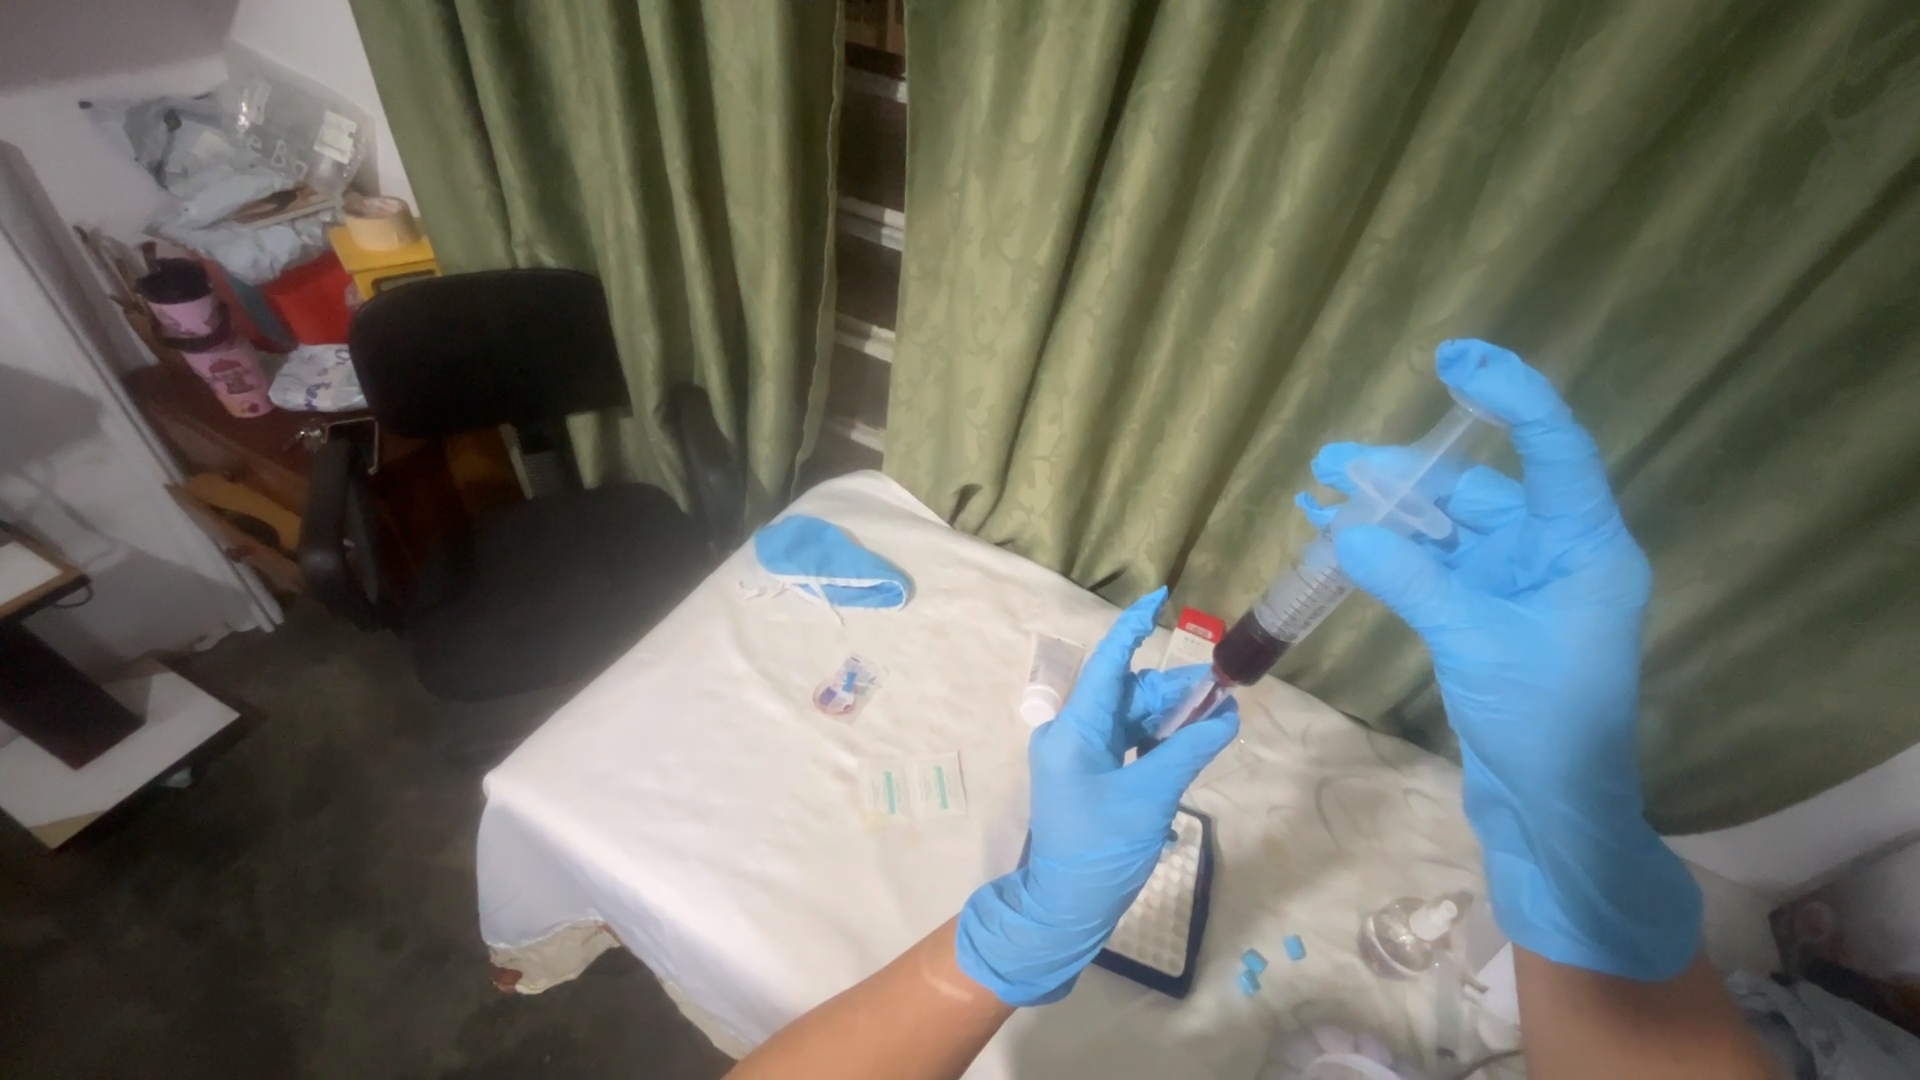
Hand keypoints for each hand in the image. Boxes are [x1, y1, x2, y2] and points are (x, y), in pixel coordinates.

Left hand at [955, 588, 1239, 1005]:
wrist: (1066, 905)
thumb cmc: (1101, 850)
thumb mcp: (1151, 798)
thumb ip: (1188, 750)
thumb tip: (1228, 714)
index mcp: (1074, 729)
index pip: (1107, 664)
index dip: (1133, 627)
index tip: (1160, 597)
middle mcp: (1070, 730)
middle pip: (1125, 691)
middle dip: (1171, 690)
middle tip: (1220, 695)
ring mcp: (1076, 750)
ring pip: (1128, 715)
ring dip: (1168, 715)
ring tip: (1213, 720)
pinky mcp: (1086, 768)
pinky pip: (1124, 738)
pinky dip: (1155, 737)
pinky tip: (1187, 742)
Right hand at [1310, 339, 1700, 980]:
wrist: (1548, 799)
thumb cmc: (1541, 718)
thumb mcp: (1474, 642)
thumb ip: (1411, 581)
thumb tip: (1343, 533)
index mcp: (1581, 547)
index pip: (1552, 449)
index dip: (1508, 397)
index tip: (1454, 359)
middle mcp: (1546, 552)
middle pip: (1472, 489)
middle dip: (1400, 473)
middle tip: (1330, 463)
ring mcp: (1506, 581)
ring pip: (1438, 527)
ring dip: (1379, 511)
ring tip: (1316, 492)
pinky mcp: (1473, 608)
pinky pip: (1422, 563)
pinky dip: (1379, 549)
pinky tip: (1332, 536)